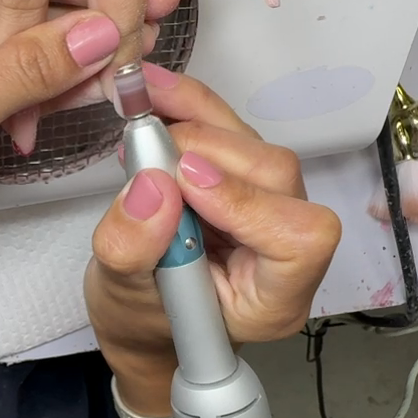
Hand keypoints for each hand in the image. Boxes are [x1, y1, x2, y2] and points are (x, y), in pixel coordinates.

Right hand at [85, 64, 341, 393]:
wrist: (137, 315)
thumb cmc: (136, 319)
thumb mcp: (118, 295)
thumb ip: (131, 248)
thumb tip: (152, 184)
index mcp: (272, 297)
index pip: (299, 240)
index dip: (246, 201)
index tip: (181, 181)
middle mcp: (285, 249)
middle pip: (276, 178)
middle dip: (209, 151)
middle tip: (142, 146)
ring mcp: (268, 209)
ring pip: (253, 146)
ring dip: (198, 119)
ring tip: (142, 104)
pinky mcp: (242, 181)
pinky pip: (230, 134)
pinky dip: (191, 111)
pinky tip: (155, 98)